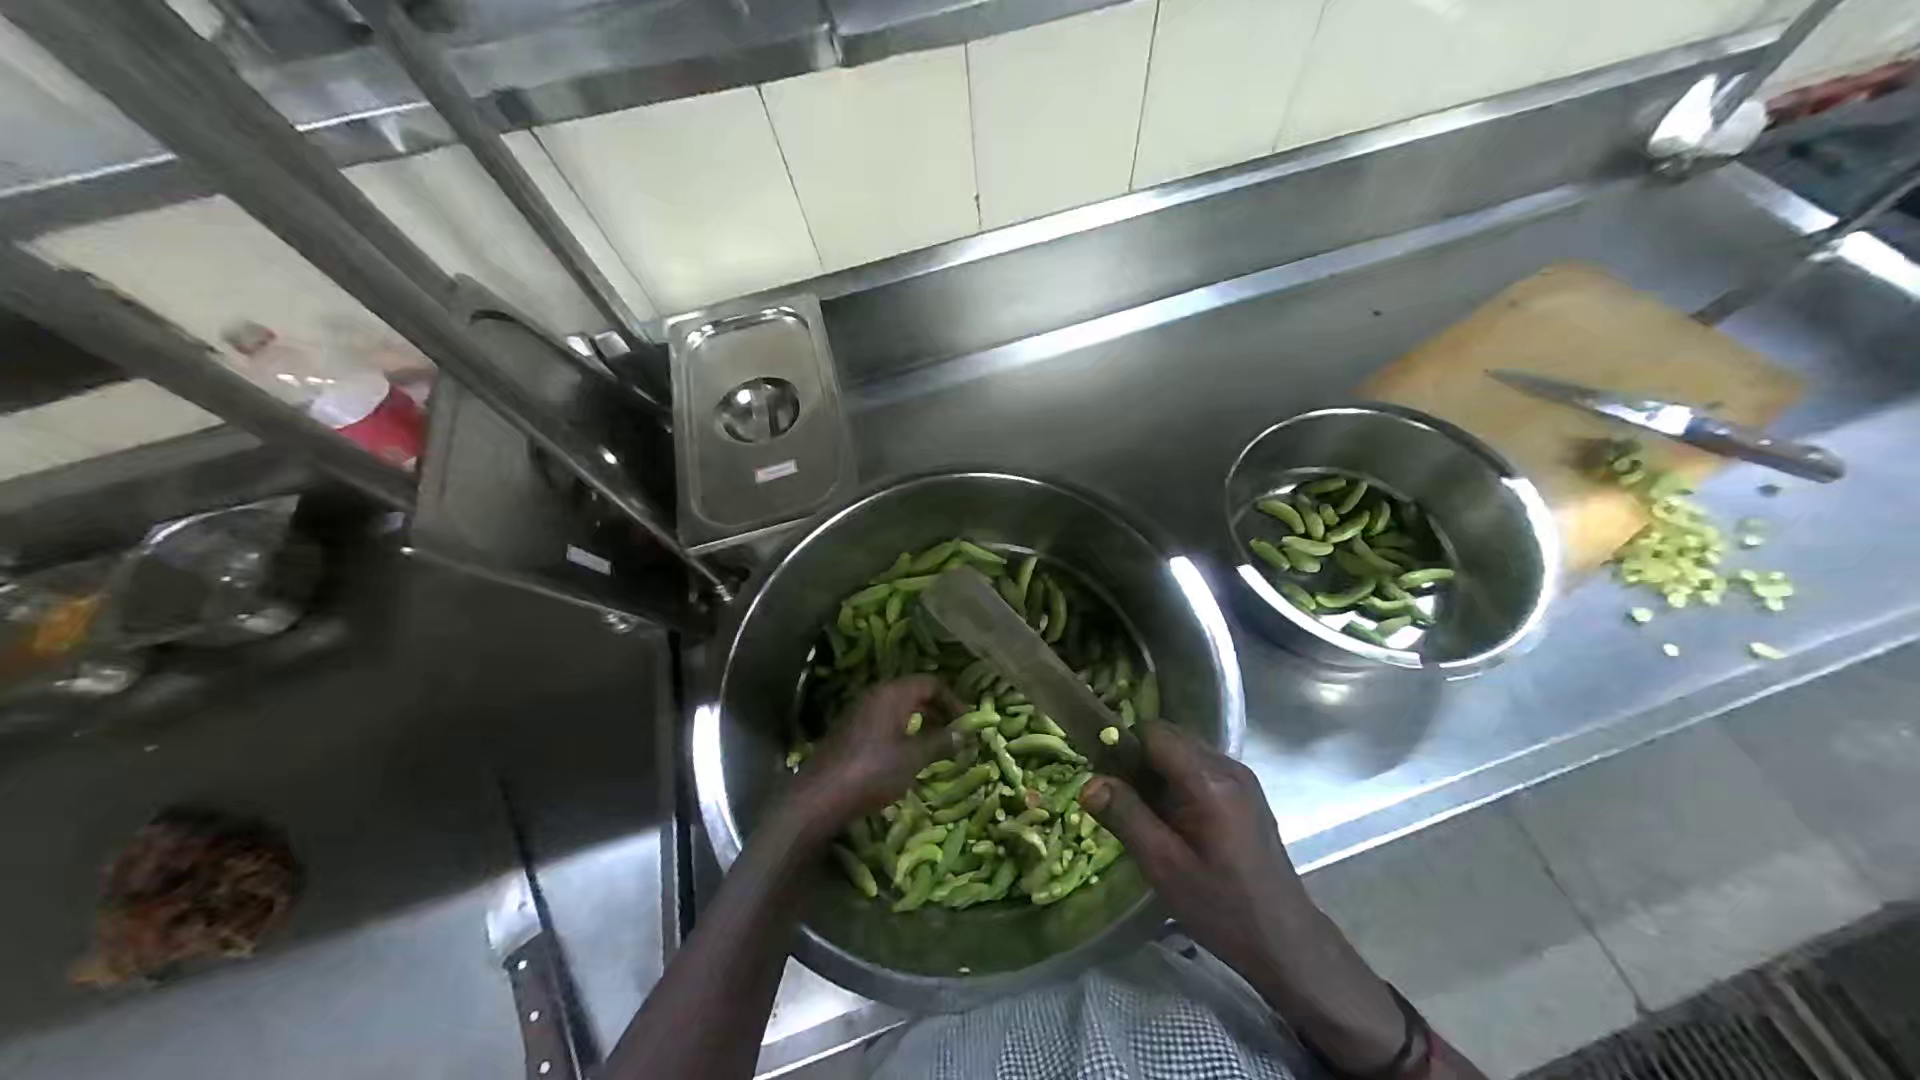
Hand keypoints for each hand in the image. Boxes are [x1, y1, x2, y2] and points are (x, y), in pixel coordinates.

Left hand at [790, 676, 961, 834]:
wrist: (819, 797)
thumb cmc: (872, 772)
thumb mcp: (914, 758)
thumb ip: (941, 741)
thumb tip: (965, 732)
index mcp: (892, 693)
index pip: (931, 682)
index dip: (953, 700)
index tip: (967, 723)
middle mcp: (874, 695)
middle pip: (914, 692)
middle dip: (938, 710)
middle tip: (955, 734)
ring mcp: (858, 712)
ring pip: (898, 708)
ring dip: (920, 722)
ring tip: (936, 745)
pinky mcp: (849, 731)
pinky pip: (883, 721)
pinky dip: (902, 731)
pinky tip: (907, 755)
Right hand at [1081, 721, 1414, 1072]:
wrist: (1285, 942)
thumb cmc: (1222, 907)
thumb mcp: (1164, 866)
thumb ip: (1125, 817)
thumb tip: (1088, 782)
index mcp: (1210, 781)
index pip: (1154, 733)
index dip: (1124, 746)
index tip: (1104, 774)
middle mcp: (1229, 767)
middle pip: (1170, 737)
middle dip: (1139, 758)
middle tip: (1120, 797)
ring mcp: (1242, 778)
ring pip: (1184, 751)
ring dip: (1158, 770)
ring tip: (1144, 811)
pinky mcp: (1246, 792)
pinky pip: (1200, 767)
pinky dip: (1177, 780)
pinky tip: (1172, 818)